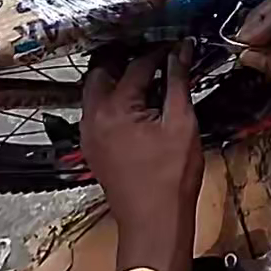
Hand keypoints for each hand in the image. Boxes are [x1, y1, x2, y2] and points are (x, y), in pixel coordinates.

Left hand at [80, 41, 203, 270]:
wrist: (154, 224)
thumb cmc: (172, 176)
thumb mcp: (181, 123)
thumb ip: (178, 81)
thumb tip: (182, 50)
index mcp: (114, 108)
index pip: (137, 65)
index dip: (159, 53)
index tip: (176, 46)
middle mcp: (93, 116)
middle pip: (103, 70)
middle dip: (126, 57)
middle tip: (153, 55)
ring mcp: (88, 133)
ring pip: (96, 90)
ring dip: (116, 77)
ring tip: (146, 75)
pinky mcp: (92, 146)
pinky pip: (96, 110)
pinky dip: (112, 98)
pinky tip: (135, 102)